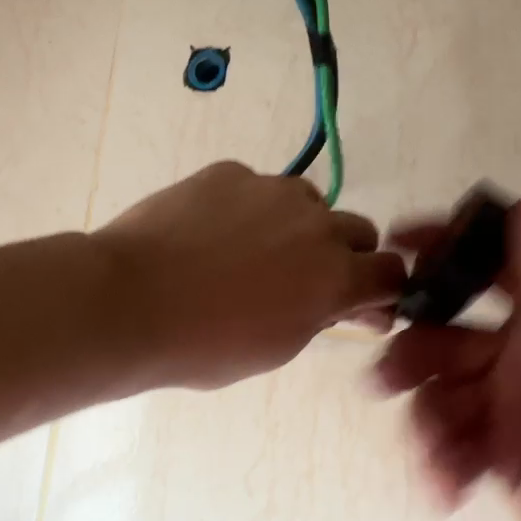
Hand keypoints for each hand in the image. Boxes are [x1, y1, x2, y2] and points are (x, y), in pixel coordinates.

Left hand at [97, 162, 405, 390]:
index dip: (382, 292)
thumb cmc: (204, 344)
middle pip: (358, 230)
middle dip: (346, 256)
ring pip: (308, 202)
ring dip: (300, 226)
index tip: (361, 307)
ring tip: (255, 252)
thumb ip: (321, 316)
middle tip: (307, 281)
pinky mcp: (229, 172)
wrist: (129, 300)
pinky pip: (258, 188)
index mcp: (336, 275)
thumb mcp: (277, 347)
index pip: (391, 274)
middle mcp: (315, 223)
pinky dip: (250, 209)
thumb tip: (342, 303)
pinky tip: (214, 233)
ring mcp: (270, 189)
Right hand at [375, 196, 520, 520]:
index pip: (493, 264)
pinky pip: (445, 443)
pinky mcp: (493, 458)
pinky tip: (450, 487)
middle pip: (443, 332)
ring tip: (437, 454)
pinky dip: (438, 462)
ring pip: (434, 390)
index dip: (445, 247)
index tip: (396, 243)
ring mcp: (505, 407)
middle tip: (387, 377)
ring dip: (423, 417)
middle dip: (410, 350)